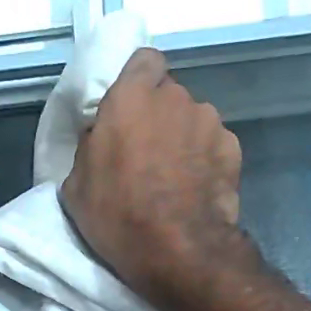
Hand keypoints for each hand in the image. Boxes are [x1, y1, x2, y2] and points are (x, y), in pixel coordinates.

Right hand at [60, 48, 244, 310]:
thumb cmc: (117, 215)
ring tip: (173, 178)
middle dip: (158, 117)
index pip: (143, 60)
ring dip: (183, 139)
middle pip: (168, 95)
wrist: (178, 250)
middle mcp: (175, 98)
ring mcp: (209, 121)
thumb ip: (91, 147)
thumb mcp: (76, 185)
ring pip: (192, 120)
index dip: (137, 81)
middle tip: (145, 153)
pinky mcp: (233, 148)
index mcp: (131, 97)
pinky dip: (205, 160)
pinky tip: (196, 189)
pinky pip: (213, 145)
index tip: (128, 108)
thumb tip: (102, 138)